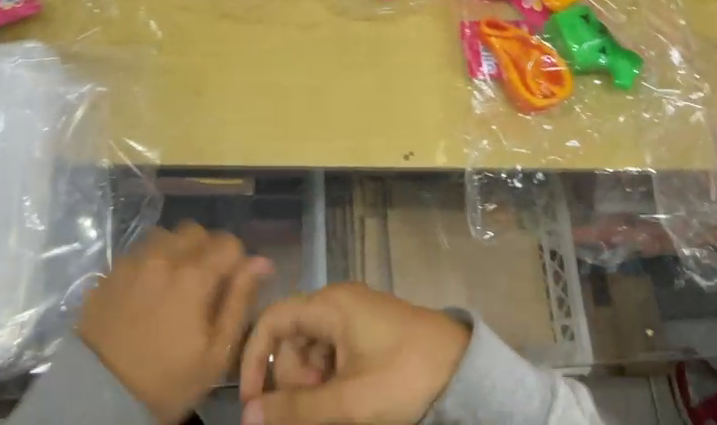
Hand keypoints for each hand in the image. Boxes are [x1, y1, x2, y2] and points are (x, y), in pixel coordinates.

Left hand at [79, 223, 272, 424]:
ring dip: (177, 251)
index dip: (236, 261)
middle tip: (204, 285)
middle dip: (206, 251)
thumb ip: (240, 301)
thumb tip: (260, 263)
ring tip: (174, 284)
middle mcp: (163, 257)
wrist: (100, 397)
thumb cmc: (167, 381)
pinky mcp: (110, 272)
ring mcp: (133, 261)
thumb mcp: (216, 353)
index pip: (228, 242)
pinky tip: (148, 292)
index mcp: (194, 275)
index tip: (230, 286)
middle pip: (196, 232)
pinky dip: (151, 261)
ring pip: (165, 236)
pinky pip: (139, 251)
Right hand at [238, 283, 470, 424]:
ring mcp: (358, 318)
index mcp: (331, 305)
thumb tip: (248, 418)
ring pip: (315, 354)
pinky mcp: (374, 336)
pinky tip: (350, 405)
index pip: (273, 320)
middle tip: (320, 411)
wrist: (468, 375)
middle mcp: (340, 303)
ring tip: (340, 410)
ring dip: (316, 386)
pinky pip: (338, 358)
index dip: (255, 359)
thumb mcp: (349, 401)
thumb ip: (297, 409)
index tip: (254, 404)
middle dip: (294, 381)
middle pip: (293, 341)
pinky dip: (335, 383)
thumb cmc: (405, 378)